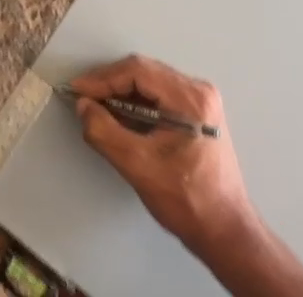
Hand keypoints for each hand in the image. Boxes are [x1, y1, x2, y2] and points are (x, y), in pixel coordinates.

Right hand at [71, 54, 253, 251]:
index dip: (103, 78)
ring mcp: (201, 102)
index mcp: (191, 98)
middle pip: (144, 72)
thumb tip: (83, 106)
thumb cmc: (186, 199)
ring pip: (150, 83)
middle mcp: (199, 91)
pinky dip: (136, 103)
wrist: (225, 231)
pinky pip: (159, 96)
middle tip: (84, 100)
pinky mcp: (198, 115)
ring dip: (121, 93)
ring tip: (97, 109)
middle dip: (110, 84)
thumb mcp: (138, 166)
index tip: (77, 91)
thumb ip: (104, 132)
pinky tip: (120, 118)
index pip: (138, 71)